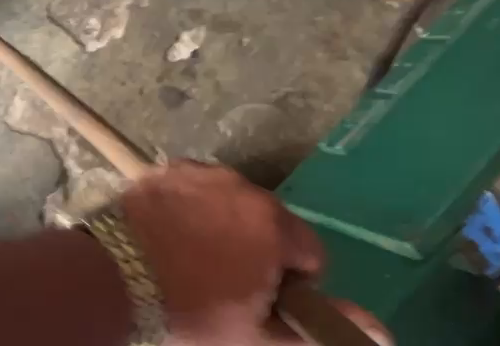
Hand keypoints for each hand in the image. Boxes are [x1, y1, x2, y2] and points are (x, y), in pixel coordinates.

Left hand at [117, 161, 389, 345]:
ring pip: (229, 203)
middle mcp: (238, 184)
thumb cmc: (196, 311)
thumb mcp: (263, 336)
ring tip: (195, 260)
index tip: (263, 301)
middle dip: (259, 250)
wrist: (116, 276)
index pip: (310, 253)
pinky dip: (191, 208)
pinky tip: (172, 236)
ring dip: (225, 226)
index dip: (293, 283)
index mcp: (272, 222)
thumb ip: (321, 330)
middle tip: (227, 283)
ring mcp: (196, 171)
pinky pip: (193, 190)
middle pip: (268, 222)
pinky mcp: (161, 170)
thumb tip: (382, 333)